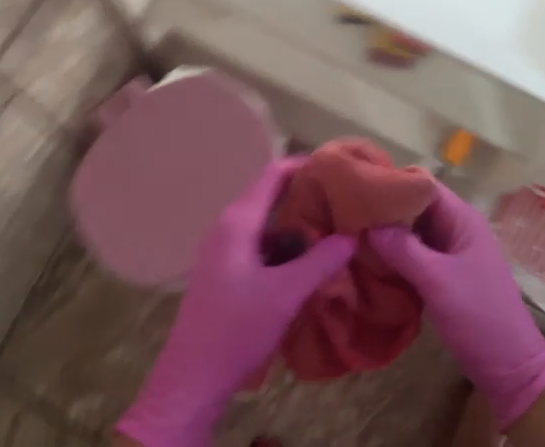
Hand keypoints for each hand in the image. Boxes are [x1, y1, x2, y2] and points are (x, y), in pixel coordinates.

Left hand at [116, 157, 356, 446]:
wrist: (192, 380)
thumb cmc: (236, 329)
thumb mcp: (286, 294)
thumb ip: (321, 261)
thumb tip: (352, 235)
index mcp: (237, 222)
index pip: (273, 175)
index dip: (304, 165)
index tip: (338, 168)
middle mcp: (227, 227)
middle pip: (270, 196)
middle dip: (306, 195)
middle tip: (344, 200)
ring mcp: (223, 250)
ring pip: (266, 223)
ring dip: (296, 223)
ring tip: (333, 227)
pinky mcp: (224, 272)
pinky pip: (259, 244)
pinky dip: (284, 245)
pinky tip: (307, 261)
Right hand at [367, 186, 544, 428]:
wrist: (509, 366)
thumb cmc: (478, 316)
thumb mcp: (437, 280)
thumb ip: (402, 249)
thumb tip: (367, 224)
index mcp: (462, 218)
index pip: (423, 185)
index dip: (393, 184)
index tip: (359, 188)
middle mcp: (457, 228)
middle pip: (417, 207)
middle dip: (386, 210)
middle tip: (347, 214)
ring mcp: (452, 253)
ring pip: (415, 232)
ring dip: (389, 235)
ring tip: (352, 234)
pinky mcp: (445, 275)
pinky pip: (416, 255)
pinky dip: (396, 255)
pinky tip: (371, 261)